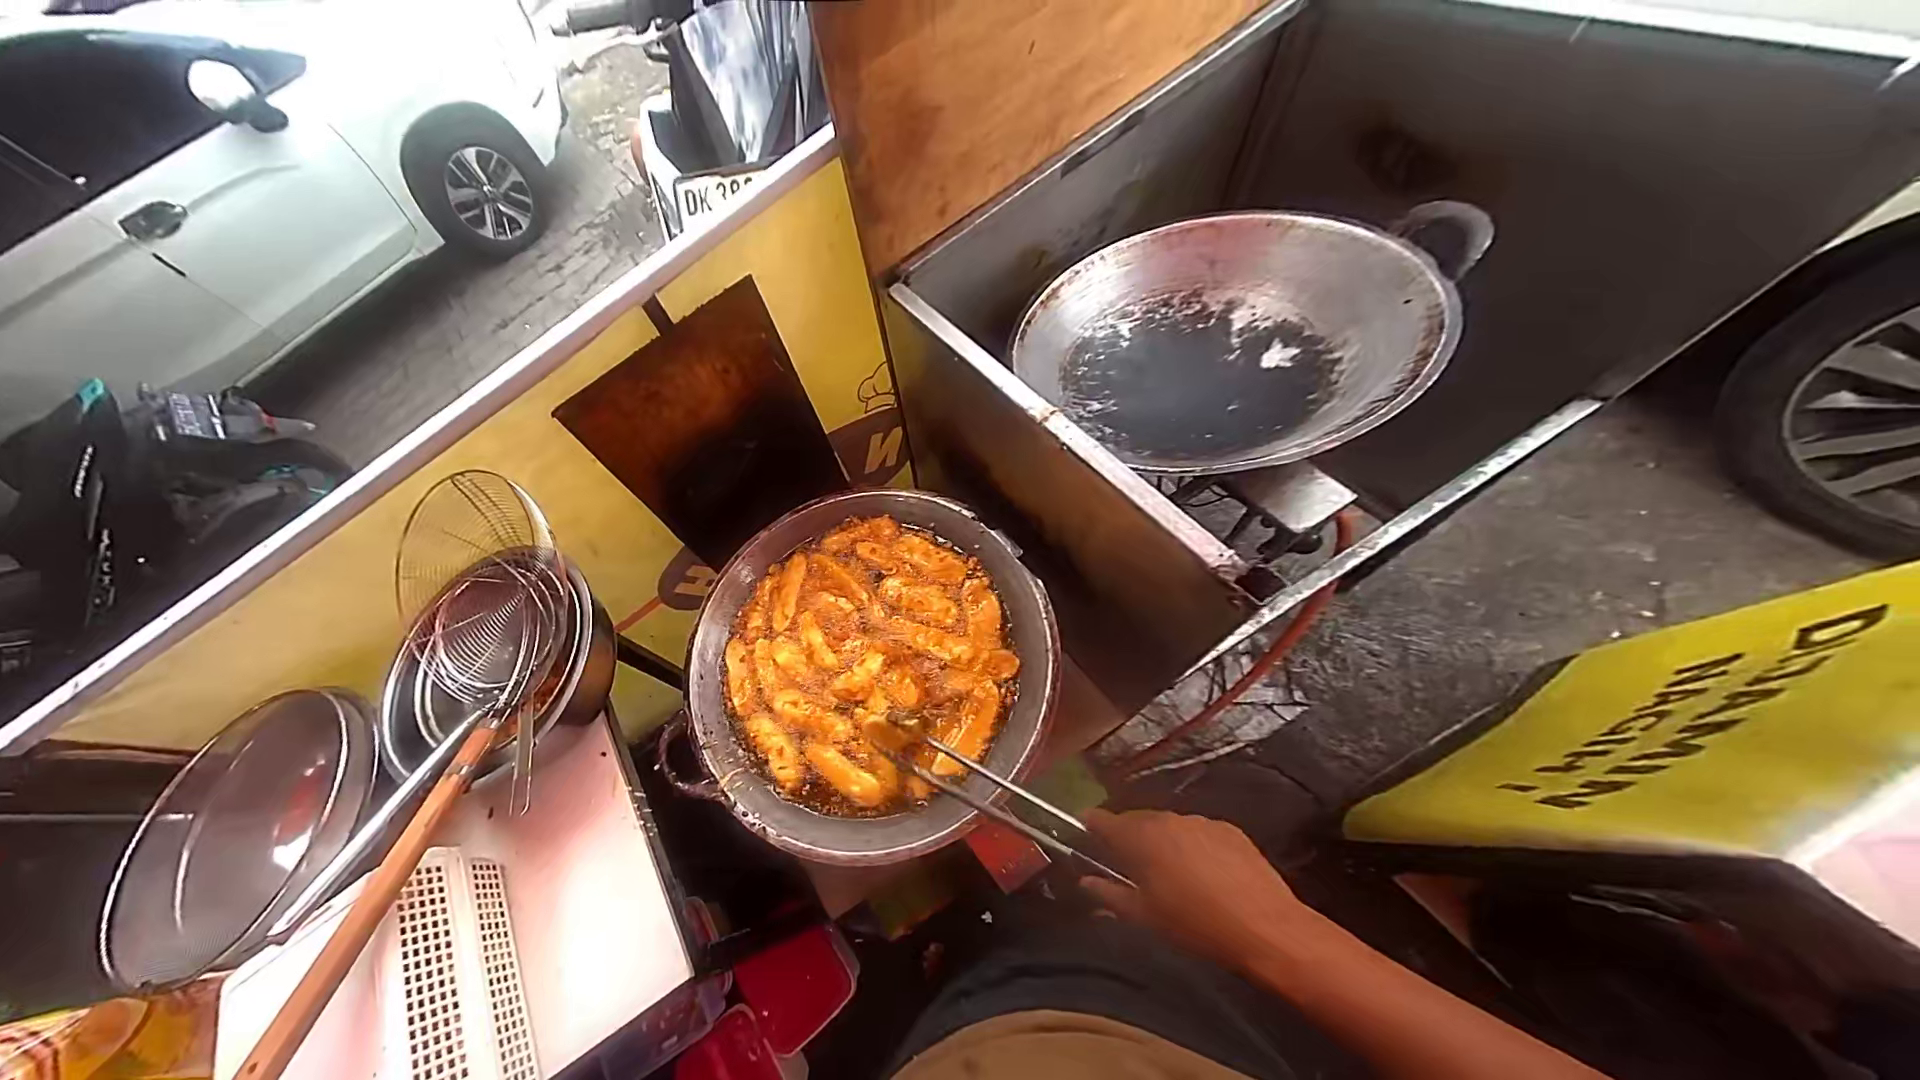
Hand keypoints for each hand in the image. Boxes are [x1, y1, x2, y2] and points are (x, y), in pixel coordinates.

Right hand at [1080, 809, 1317, 974]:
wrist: (1266, 928)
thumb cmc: (1196, 925)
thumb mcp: (1146, 917)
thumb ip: (1110, 895)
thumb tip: (1085, 882)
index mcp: (1141, 837)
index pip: (1104, 820)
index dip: (1090, 823)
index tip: (1083, 827)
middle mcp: (1167, 819)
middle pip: (1137, 820)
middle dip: (1128, 835)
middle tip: (1126, 860)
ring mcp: (1200, 821)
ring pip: (1169, 825)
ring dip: (1161, 840)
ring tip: (1168, 870)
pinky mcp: (1228, 829)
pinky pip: (1198, 831)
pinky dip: (1192, 844)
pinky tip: (1203, 872)